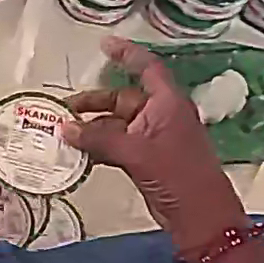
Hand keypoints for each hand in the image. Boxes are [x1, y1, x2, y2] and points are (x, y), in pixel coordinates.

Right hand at [63, 36, 249, 251]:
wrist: (200, 217)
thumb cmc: (176, 175)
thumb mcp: (135, 153)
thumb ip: (98, 139)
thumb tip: (63, 128)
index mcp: (167, 103)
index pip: (146, 68)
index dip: (126, 54)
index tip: (103, 45)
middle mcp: (161, 115)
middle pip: (124, 99)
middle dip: (95, 102)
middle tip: (65, 109)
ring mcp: (154, 138)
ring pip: (118, 124)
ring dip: (93, 128)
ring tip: (65, 133)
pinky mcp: (147, 160)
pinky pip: (118, 145)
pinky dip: (100, 146)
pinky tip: (79, 152)